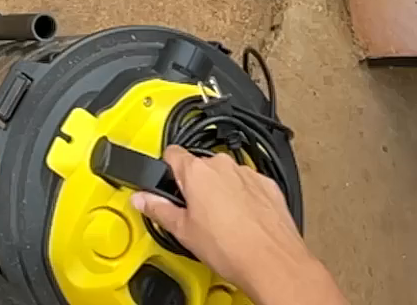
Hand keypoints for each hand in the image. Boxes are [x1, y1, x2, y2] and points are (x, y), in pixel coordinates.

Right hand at [130, 146, 347, 304]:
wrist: (274, 264)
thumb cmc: (232, 249)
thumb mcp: (184, 232)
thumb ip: (159, 209)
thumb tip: (142, 199)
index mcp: (196, 171)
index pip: (172, 153)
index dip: (167, 170)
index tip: (169, 185)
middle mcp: (221, 165)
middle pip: (199, 167)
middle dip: (196, 186)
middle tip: (197, 214)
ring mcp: (246, 173)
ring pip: (225, 175)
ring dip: (221, 191)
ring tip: (223, 222)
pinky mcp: (267, 185)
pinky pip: (248, 185)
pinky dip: (245, 198)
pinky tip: (244, 222)